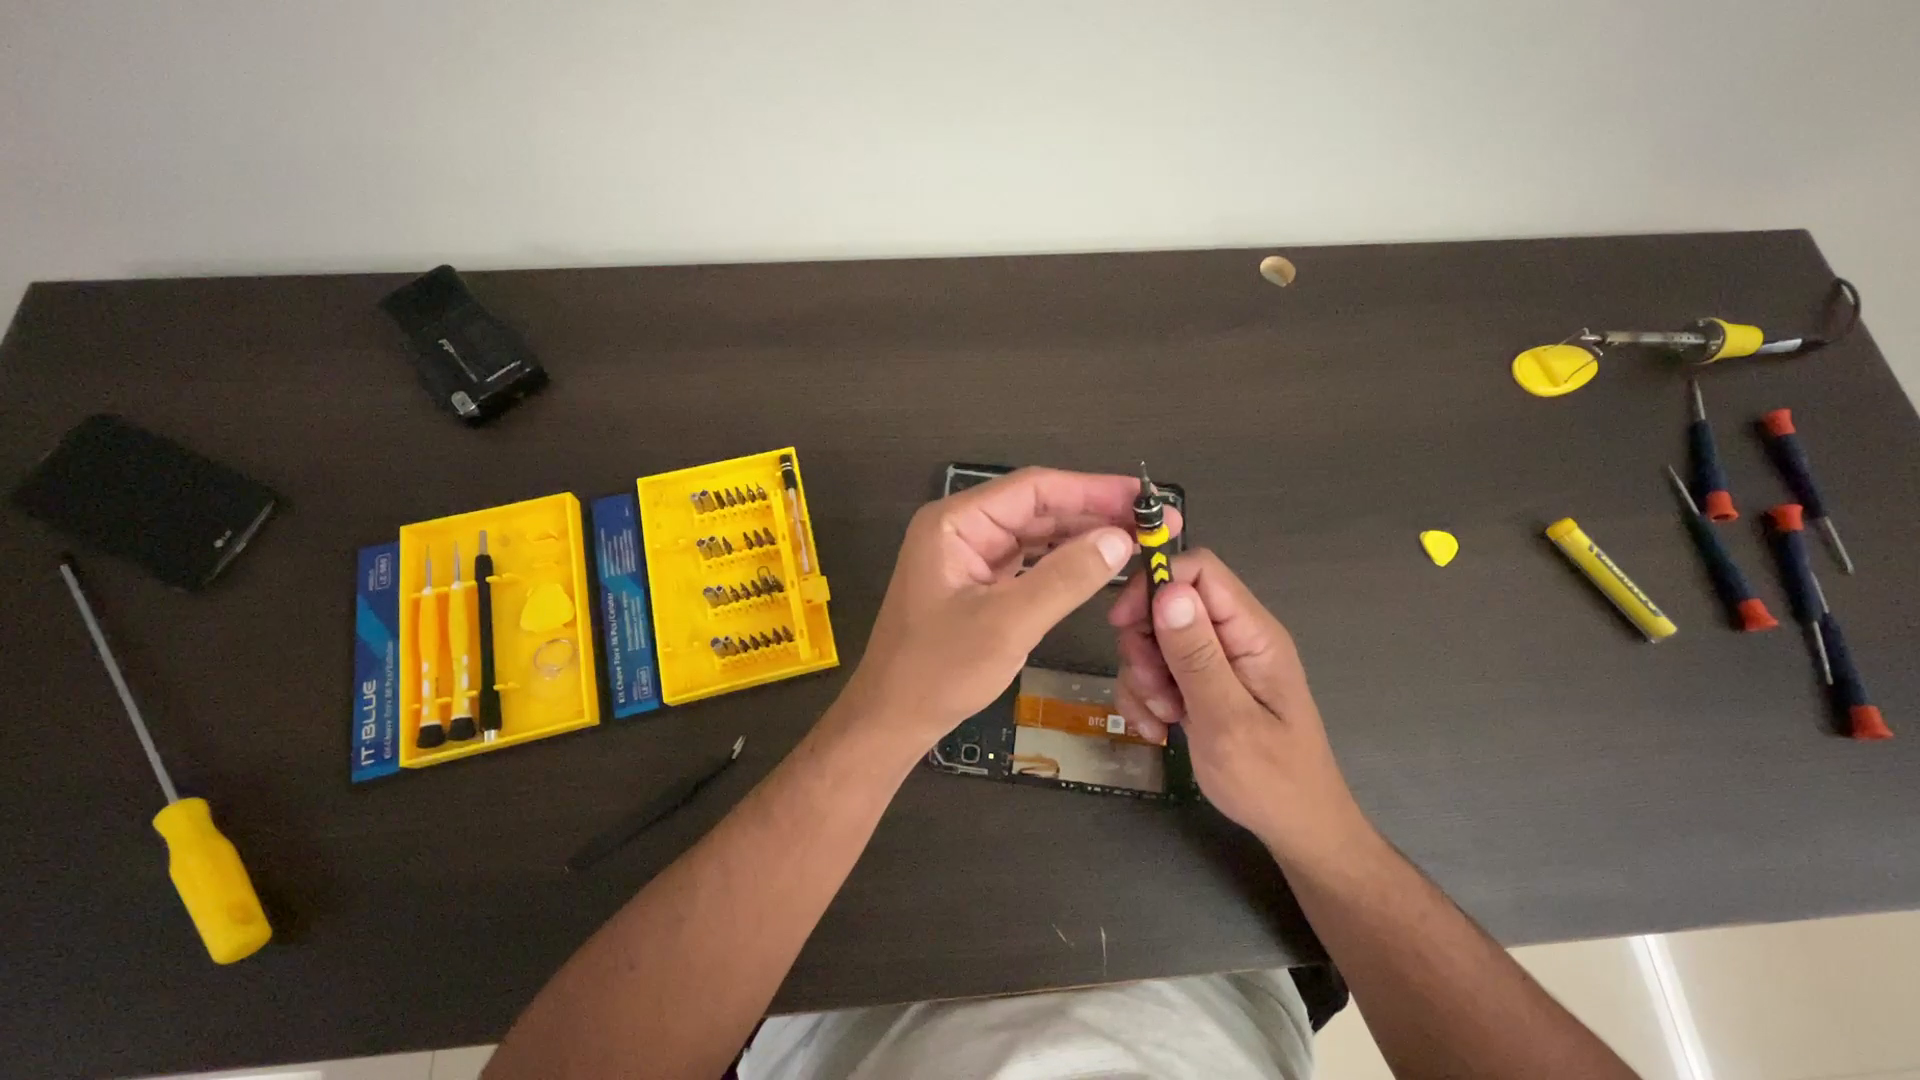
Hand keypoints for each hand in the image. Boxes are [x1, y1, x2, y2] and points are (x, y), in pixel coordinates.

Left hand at [842, 468, 1182, 755]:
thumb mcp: (1008, 623)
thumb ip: (1065, 578)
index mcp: (956, 522)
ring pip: (1036, 535)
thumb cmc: (940, 670)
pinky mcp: (978, 584)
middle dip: (1095, 514)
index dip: (1093, 489)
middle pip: (1038, 508)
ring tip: (1138, 541)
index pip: (1034, 489)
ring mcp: (969, 557)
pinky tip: (1100, 566)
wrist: (893, 718)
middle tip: (1155, 524)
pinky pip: (1028, 563)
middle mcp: (962, 529)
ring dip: (1084, 538)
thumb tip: (1120, 539)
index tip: (1145, 498)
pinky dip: (1064, 564)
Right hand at [1108, 549, 1369, 864]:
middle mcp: (1234, 639)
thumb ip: (1196, 655)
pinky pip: (1156, 674)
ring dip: (1143, 680)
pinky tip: (1157, 729)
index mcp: (1252, 634)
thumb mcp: (1228, 720)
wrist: (1294, 828)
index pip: (1199, 572)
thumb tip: (1168, 590)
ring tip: (1161, 719)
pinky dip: (1146, 699)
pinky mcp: (1200, 686)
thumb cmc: (1271, 779)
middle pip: (1167, 607)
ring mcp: (1216, 663)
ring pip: (1154, 643)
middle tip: (1154, 690)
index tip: (1123, 623)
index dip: (1154, 585)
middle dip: (1145, 647)